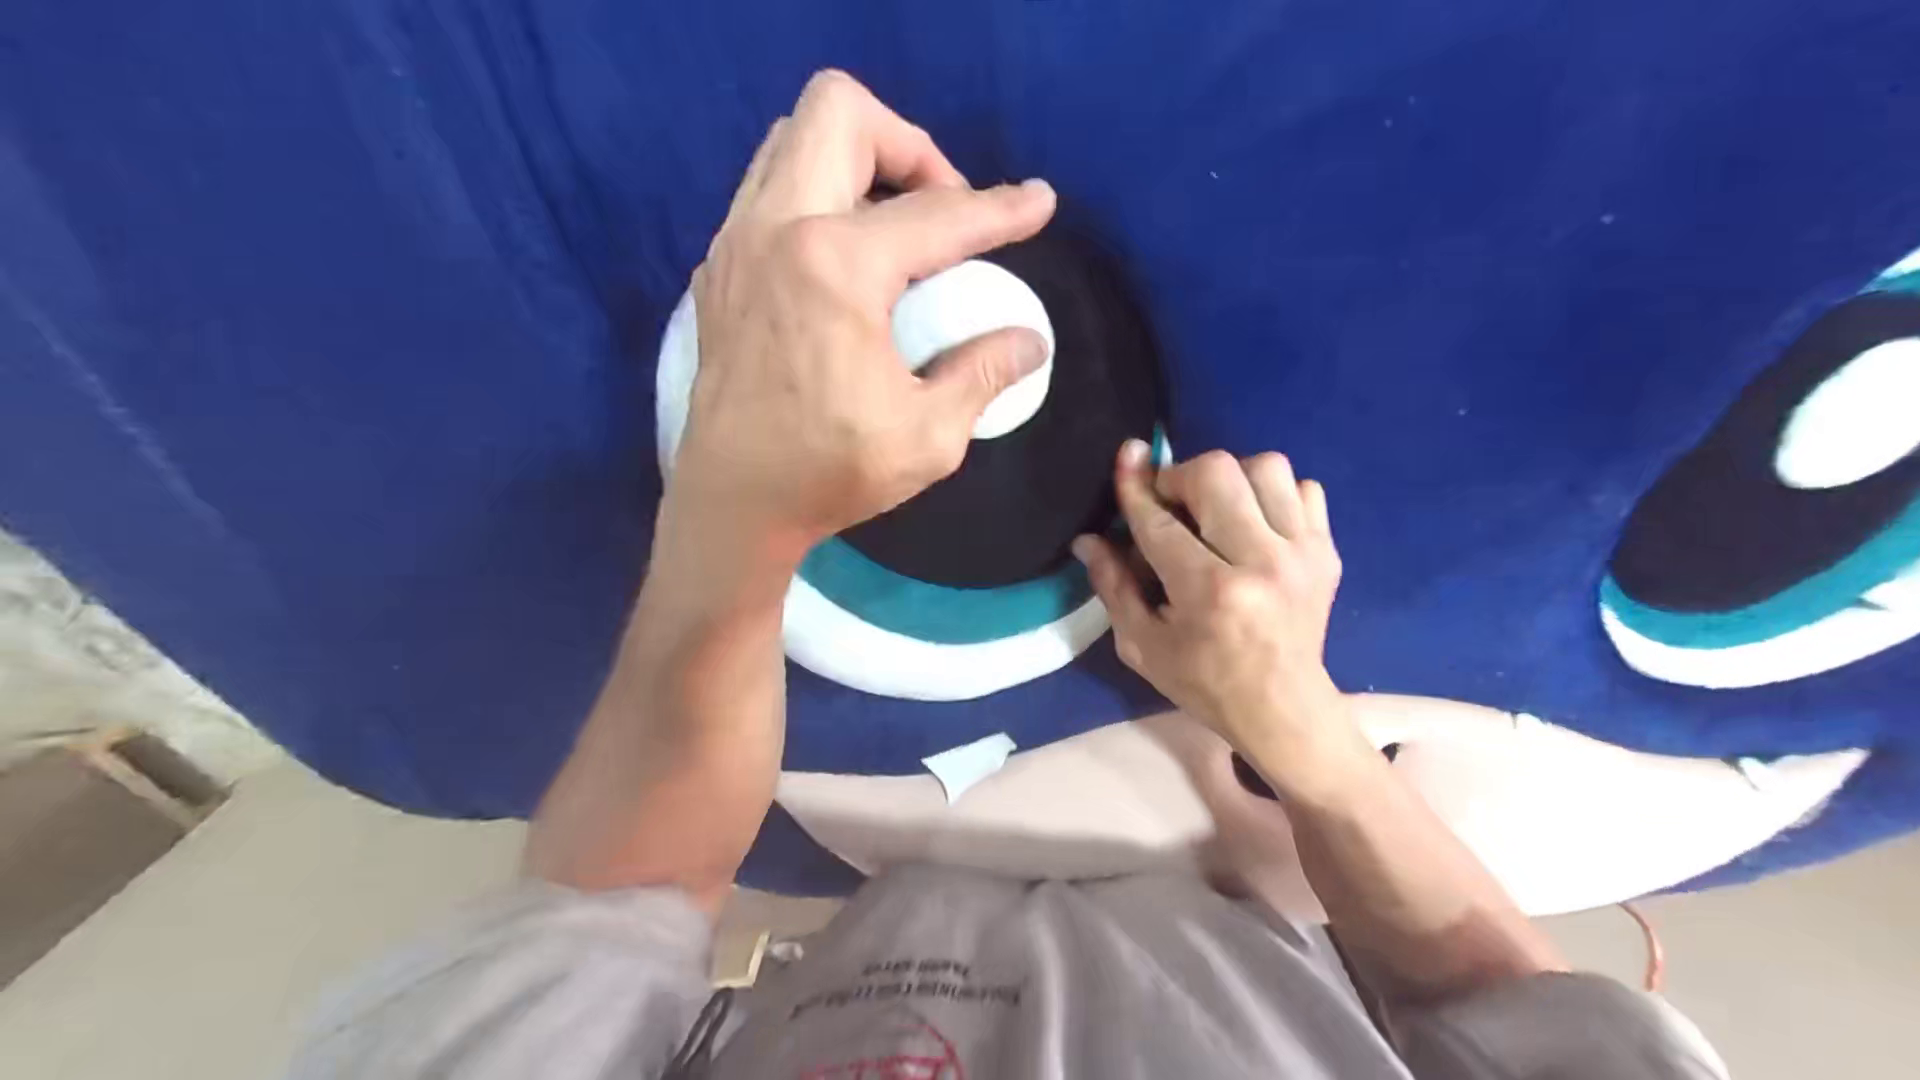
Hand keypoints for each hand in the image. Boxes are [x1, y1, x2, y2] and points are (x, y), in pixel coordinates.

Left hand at [671, 70, 1056, 563]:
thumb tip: (1028, 340)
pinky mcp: (718, 270)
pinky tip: (844, 265)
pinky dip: (818, 198)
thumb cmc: (830, 474)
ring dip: (858, 164)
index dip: (999, 210)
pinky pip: (770, 190)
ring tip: (896, 230)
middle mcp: (777, 230)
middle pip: (842, 114)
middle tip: (942, 214)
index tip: (1038, 203)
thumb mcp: (928, 437)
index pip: (938, 215)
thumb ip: (983, 374)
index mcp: (836, 269)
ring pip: (796, 141)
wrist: (732, 503)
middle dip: (911, 149)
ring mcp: (736, 244)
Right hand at [1073, 440, 1363, 795]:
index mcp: (1209, 592)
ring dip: (1230, 479)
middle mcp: (1261, 562)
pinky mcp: (1328, 552)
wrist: (1283, 710)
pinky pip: (1303, 488)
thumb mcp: (1141, 644)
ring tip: (1215, 510)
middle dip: (1182, 476)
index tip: (1127, 456)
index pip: (1161, 520)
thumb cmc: (1202, 681)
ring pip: (1266, 467)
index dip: (1136, 486)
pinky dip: (1273, 494)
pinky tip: (1255, 523)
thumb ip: (1113, 586)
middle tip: (1171, 503)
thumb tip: (1087, 539)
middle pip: (1218, 473)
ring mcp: (1303, 554)